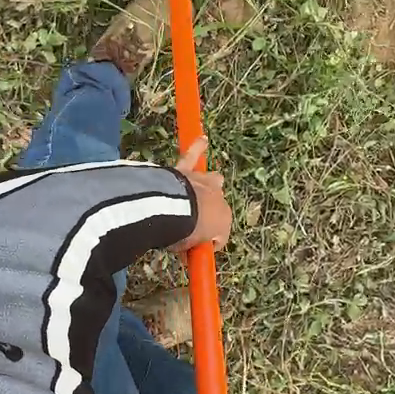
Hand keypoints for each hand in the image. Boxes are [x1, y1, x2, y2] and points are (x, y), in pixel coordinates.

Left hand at [172, 136, 230, 252]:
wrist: (171, 209)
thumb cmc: (182, 232)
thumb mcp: (186, 248)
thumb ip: (187, 247)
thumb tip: (184, 253)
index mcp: (223, 221)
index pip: (219, 233)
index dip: (206, 240)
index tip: (192, 247)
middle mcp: (218, 198)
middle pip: (218, 204)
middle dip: (209, 212)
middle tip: (193, 222)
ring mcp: (203, 182)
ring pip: (213, 179)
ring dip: (209, 185)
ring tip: (206, 186)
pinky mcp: (186, 170)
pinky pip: (193, 155)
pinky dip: (197, 147)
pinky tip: (202, 139)